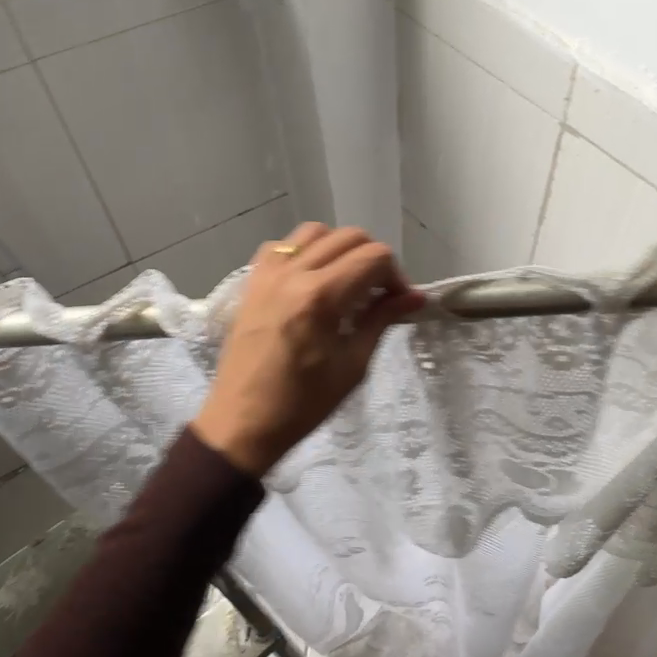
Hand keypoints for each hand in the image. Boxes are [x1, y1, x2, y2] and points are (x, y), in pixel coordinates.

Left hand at [191, 223, 425, 475]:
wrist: (242, 424)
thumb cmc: (303, 404)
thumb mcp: (353, 365)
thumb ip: (382, 320)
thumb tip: (415, 297)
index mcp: (321, 297)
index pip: (374, 258)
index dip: (396, 275)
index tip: (399, 302)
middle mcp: (293, 274)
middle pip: (349, 237)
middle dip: (374, 259)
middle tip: (379, 293)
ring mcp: (268, 275)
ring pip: (315, 233)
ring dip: (339, 248)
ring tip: (346, 281)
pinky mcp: (252, 283)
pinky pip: (282, 246)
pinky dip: (304, 252)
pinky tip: (311, 279)